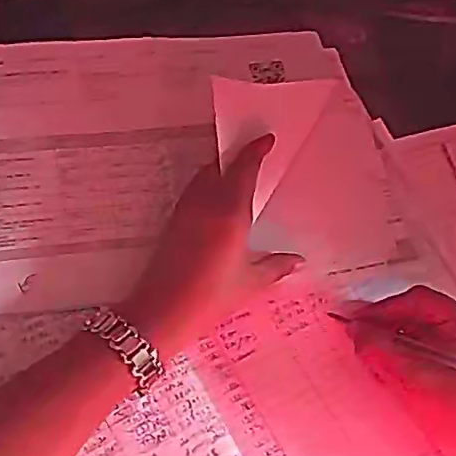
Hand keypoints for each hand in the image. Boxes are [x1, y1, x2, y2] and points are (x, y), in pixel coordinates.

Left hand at [123, 136, 302, 352]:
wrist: (160, 314)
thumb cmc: (206, 300)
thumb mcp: (248, 284)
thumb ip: (274, 267)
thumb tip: (294, 261)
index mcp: (229, 214)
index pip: (243, 169)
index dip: (254, 151)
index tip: (265, 141)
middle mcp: (204, 207)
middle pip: (218, 168)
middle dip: (235, 160)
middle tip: (252, 158)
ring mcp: (183, 214)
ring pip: (201, 179)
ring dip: (216, 172)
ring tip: (233, 179)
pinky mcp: (170, 227)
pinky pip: (190, 196)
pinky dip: (203, 190)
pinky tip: (213, 207)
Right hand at [349, 286, 455, 455]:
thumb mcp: (415, 380)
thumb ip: (382, 350)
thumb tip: (356, 329)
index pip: (420, 301)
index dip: (383, 309)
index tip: (357, 322)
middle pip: (418, 316)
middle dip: (385, 326)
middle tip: (358, 338)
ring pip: (417, 334)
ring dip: (391, 342)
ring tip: (369, 356)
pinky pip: (422, 351)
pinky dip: (400, 356)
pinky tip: (386, 370)